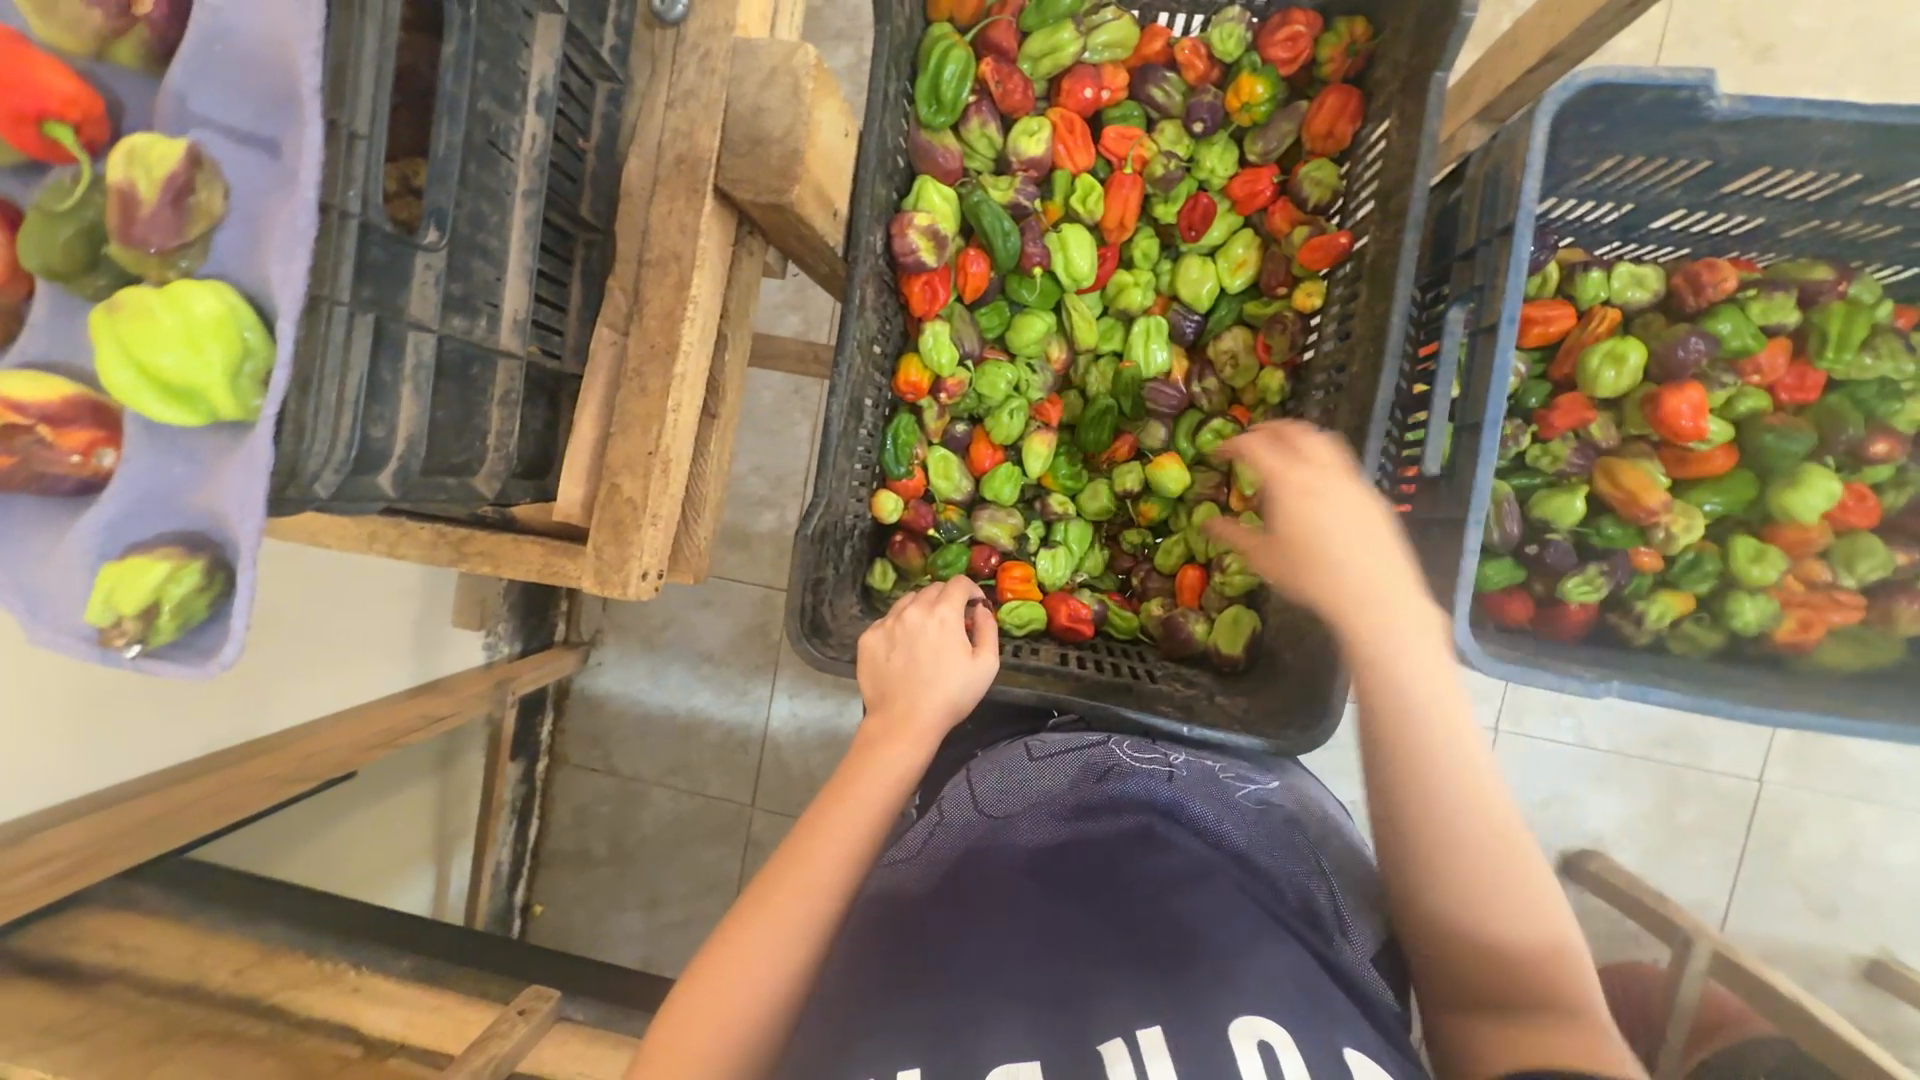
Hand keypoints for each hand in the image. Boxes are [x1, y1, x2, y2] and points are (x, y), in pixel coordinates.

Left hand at [856, 576, 999, 750]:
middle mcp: (913, 610)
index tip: (974, 605)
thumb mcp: (986, 666)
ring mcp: (887, 622)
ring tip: (926, 634)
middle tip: (952, 622)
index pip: (959, 582)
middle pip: (933, 589)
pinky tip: (904, 648)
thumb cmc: (951, 697)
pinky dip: (899, 626)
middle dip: (947, 599)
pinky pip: (887, 620)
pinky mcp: (868, 637)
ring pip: (908, 601)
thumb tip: (981, 608)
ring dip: (921, 609)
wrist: (904, 722)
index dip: (970, 590)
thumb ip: (988, 629)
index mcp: (944, 613)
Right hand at [1204, 421, 1438, 643]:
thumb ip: (1232, 534)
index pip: (1255, 446)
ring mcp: (1350, 478)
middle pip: (1293, 431)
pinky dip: (1322, 458)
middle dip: (1268, 429)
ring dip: (1300, 436)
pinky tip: (1318, 483)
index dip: (1234, 443)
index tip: (1221, 450)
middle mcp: (1320, 470)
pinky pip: (1343, 462)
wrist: (1373, 592)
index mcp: (1288, 481)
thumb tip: (1206, 523)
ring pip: (1323, 439)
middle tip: (1252, 439)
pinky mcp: (1370, 493)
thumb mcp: (1262, 557)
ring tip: (1286, 449)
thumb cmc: (1310, 575)